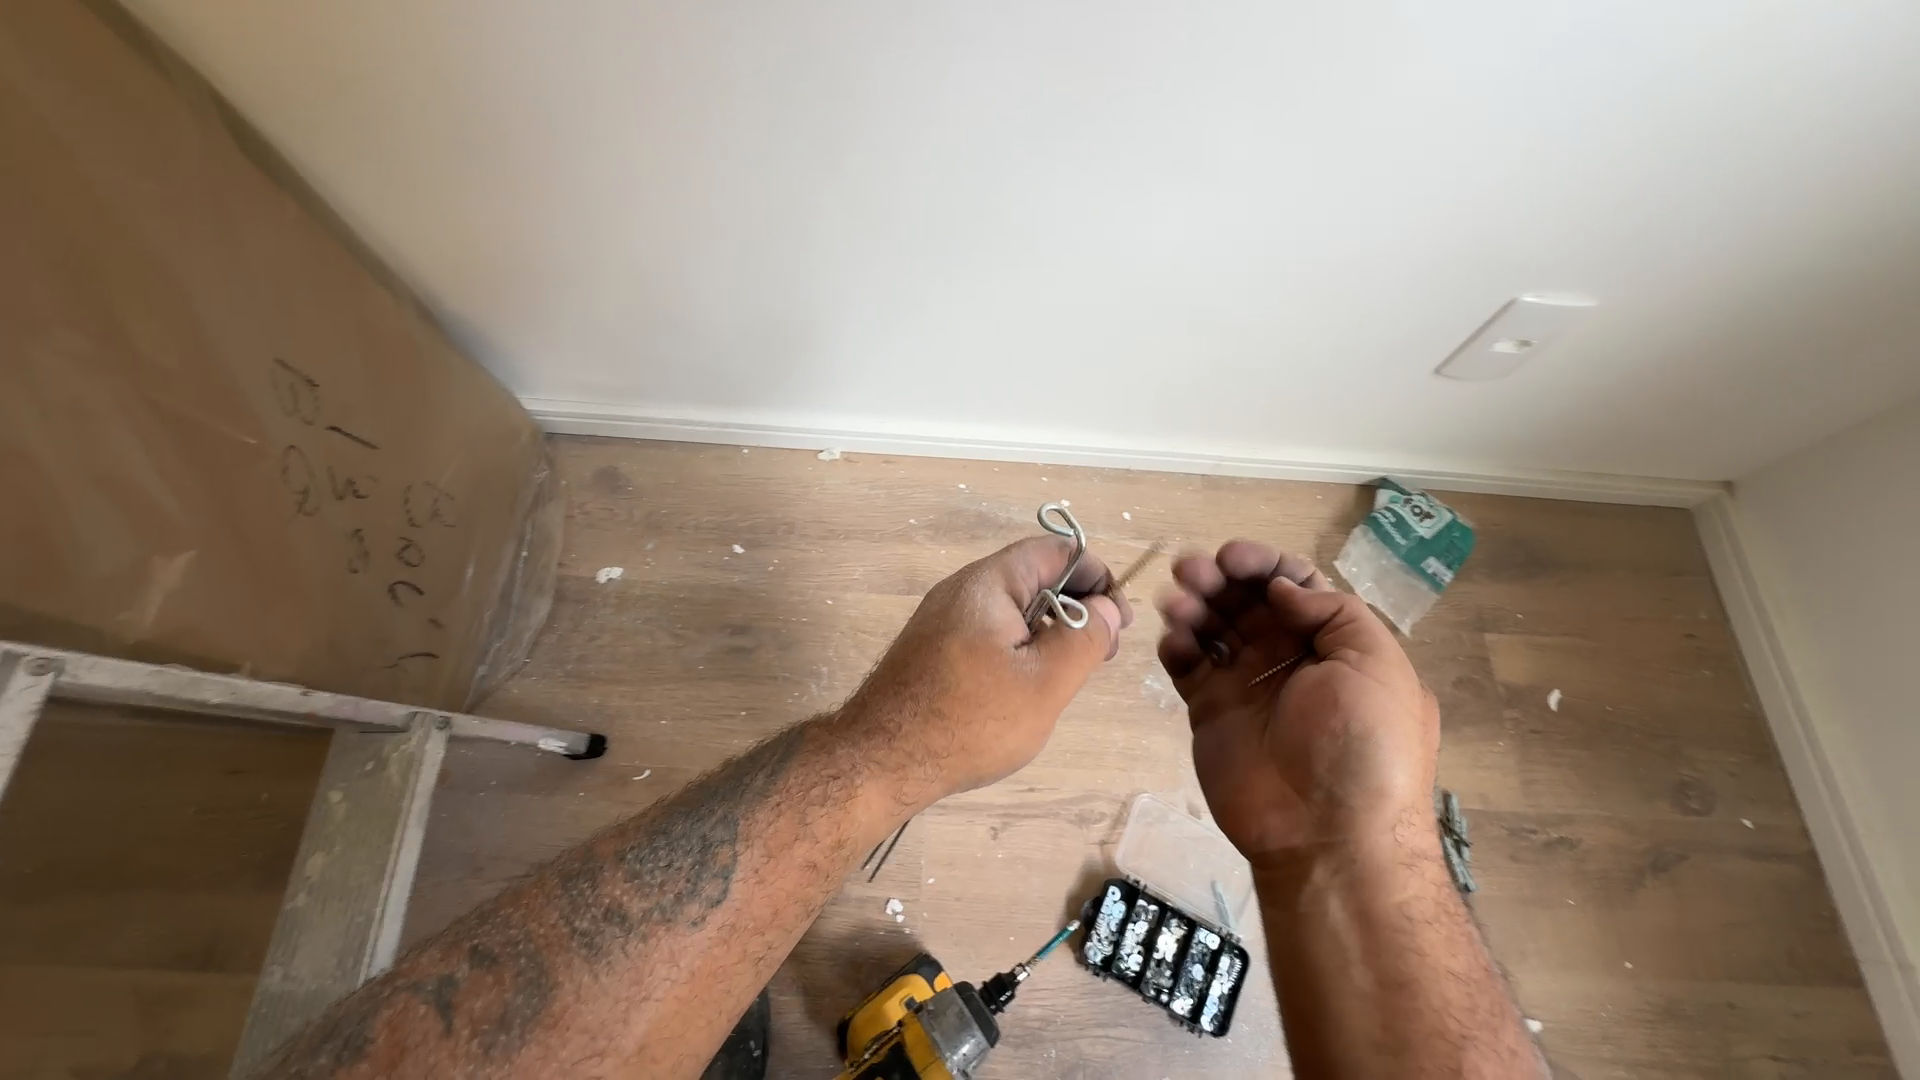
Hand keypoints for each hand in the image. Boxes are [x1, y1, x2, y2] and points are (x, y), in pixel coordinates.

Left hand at [839, 535, 1132, 810]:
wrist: (879, 760)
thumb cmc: (969, 720)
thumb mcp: (1045, 682)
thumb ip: (1085, 638)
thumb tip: (1108, 608)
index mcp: (989, 583)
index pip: (1055, 551)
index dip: (1096, 575)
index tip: (1120, 619)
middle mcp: (962, 590)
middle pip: (1033, 577)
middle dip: (1077, 606)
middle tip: (1103, 651)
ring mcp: (943, 619)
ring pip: (1013, 608)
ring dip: (1050, 630)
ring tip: (1072, 670)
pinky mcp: (934, 649)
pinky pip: (989, 632)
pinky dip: (1021, 647)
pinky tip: (1030, 684)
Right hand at [1157, 541, 1437, 865]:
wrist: (1325, 836)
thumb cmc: (1362, 745)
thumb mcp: (1377, 666)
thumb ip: (1332, 612)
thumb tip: (1281, 590)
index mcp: (1333, 645)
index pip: (1291, 586)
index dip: (1261, 564)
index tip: (1231, 557)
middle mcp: (1288, 658)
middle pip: (1244, 601)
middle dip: (1218, 578)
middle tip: (1191, 572)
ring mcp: (1245, 685)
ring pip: (1211, 626)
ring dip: (1191, 604)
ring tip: (1176, 602)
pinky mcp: (1209, 710)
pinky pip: (1187, 665)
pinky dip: (1176, 644)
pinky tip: (1175, 641)